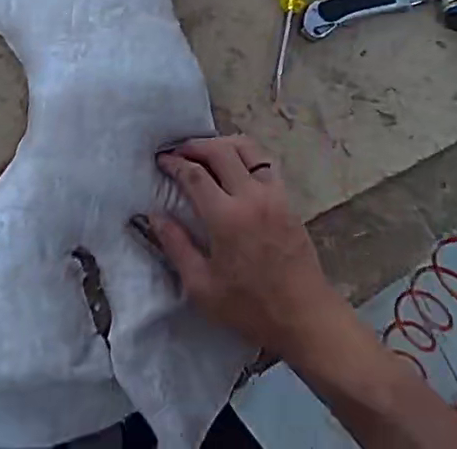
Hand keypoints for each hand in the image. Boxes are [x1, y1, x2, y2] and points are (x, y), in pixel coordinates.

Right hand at [144, 135, 342, 357]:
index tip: (161, 160)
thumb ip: (176, 246)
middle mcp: (251, 195)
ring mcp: (273, 192)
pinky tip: (235, 165)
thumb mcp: (201, 286)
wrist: (302, 312)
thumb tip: (154, 216)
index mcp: (227, 217)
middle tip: (179, 151)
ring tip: (205, 152)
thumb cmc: (248, 306)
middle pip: (221, 151)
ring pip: (247, 148)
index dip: (175, 163)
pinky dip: (246, 154)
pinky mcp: (287, 197)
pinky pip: (264, 161)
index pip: (195, 175)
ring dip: (223, 143)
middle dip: (196, 146)